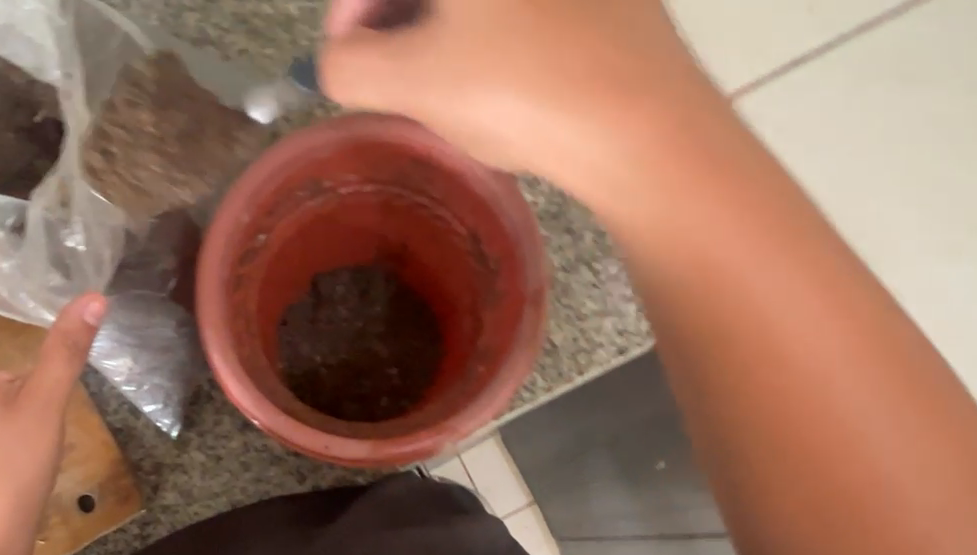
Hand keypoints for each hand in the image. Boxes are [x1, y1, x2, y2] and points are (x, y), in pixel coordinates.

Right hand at [319, 0, 721, 193]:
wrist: (640, 122)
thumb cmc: (518, 91)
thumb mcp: (411, 84)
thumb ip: (347, 67)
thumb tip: (336, 62)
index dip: (348, 15)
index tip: (344, 63)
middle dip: (396, 22)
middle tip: (390, 80)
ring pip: (473, 1)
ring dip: (441, 29)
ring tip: (442, 87)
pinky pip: (520, 8)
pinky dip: (491, 30)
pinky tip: (496, 77)